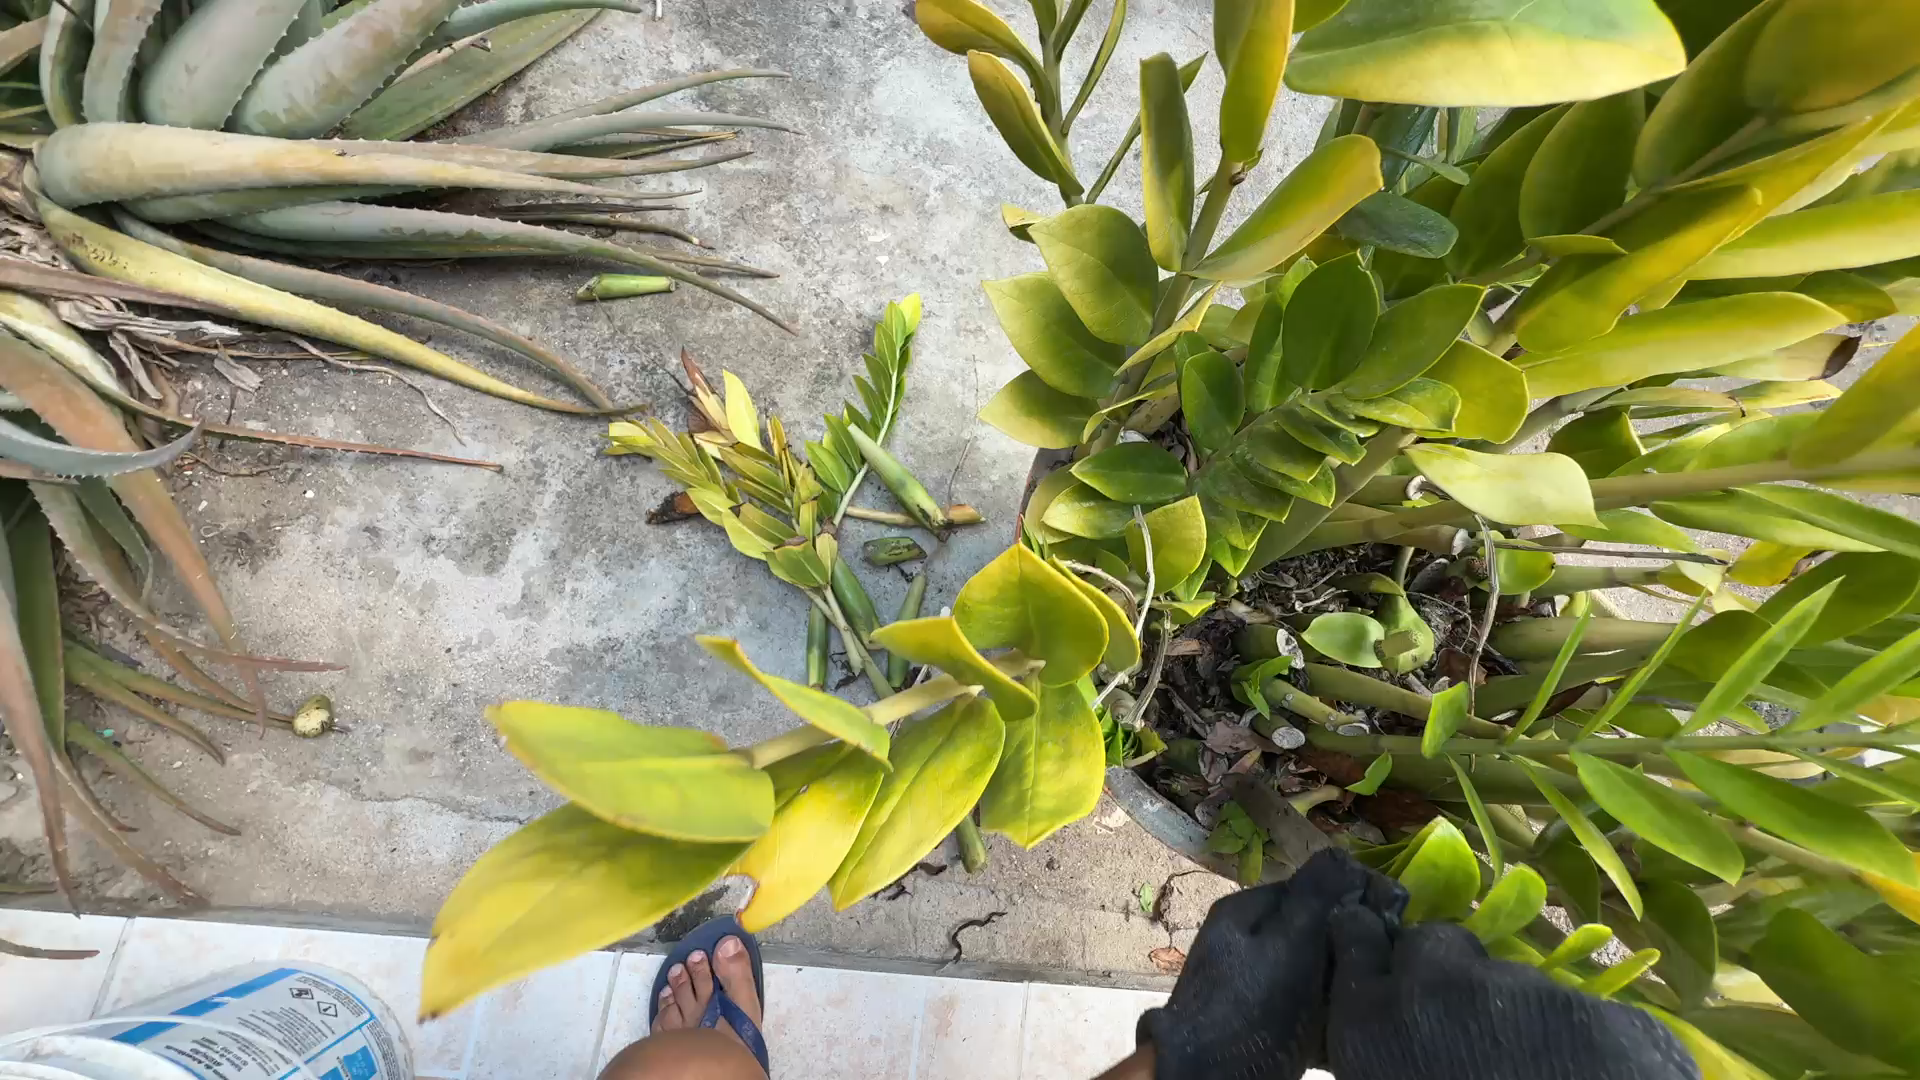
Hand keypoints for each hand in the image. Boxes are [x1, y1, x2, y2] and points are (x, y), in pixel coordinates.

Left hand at [1136, 848, 1405, 1079]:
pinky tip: (1359, 1027)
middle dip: (1350, 943)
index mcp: (1248, 910)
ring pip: (1313, 971)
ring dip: (1346, 981)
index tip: (1395, 920)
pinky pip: (1307, 1008)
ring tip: (1379, 995)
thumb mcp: (1286, 943)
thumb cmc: (1250, 1004)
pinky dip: (1333, 1014)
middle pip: (1312, 931)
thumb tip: (1344, 855)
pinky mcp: (1265, 1022)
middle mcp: (1247, 939)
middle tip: (1390, 965)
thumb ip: (1313, 898)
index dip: (1351, 900)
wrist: (1208, 1075)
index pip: (1309, 889)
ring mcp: (1254, 982)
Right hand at [1325, 906, 1700, 1079]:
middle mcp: (1436, 985)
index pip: (1355, 934)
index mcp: (1372, 1021)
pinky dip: (1595, 1051)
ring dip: (1522, 1019)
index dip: (1371, 944)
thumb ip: (1380, 1056)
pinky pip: (1591, 1020)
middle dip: (1450, 975)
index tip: (1388, 964)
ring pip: (1514, 983)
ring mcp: (1522, 994)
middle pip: (1435, 942)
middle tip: (1474, 1035)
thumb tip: (1391, 1037)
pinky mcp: (1604, 1018)